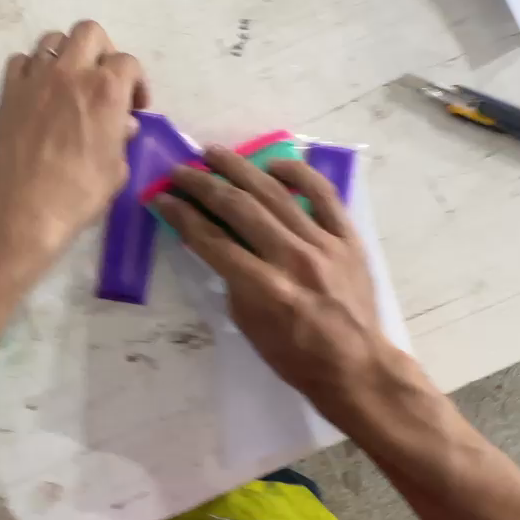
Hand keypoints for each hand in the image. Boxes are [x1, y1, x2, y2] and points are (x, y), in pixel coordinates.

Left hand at [0, 21, 147, 267]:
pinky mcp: (9, 92)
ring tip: (70, 83)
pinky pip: (21, 61)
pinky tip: (38, 93)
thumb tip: (122, 125)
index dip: (136, 82)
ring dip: (67, 55)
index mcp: (106, 89)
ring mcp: (36, 78)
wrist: (21, 209)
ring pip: (53, 39)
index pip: (129, 62)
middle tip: (103, 81)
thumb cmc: (78, 194)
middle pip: (90, 32)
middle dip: (103, 51)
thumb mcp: (116, 170)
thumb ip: (121, 139)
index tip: (135, 107)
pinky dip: (32, 69)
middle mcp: (72, 72)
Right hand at [155, 148, 410, 423]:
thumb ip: (231, 279)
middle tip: (179, 170)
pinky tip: (273, 164)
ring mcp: (323, 244)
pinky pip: (323, 194)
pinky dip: (298, 174)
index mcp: (263, 288)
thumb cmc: (294, 356)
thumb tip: (214, 242)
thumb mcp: (248, 324)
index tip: (162, 198)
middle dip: (203, 184)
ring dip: (240, 168)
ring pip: (275, 193)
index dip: (182, 215)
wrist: (356, 367)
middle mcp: (291, 258)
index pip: (212, 240)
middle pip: (239, 208)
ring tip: (214, 152)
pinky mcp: (347, 238)